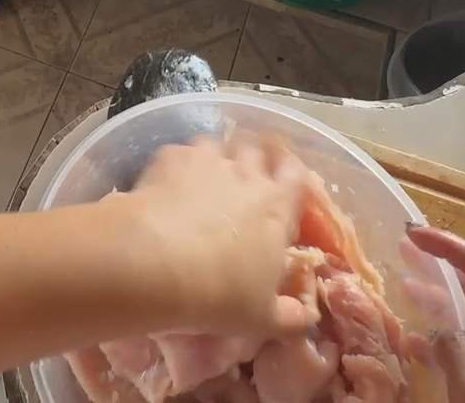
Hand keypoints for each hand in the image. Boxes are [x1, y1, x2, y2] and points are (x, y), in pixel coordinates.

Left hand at [115, 137, 316, 337]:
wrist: (157, 260)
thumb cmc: (219, 293)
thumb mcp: (262, 318)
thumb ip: (291, 315)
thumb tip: (306, 314)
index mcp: (275, 207)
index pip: (294, 175)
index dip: (290, 176)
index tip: (283, 185)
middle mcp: (245, 174)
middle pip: (256, 151)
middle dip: (252, 162)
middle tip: (242, 182)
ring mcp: (207, 159)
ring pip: (218, 145)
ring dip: (216, 158)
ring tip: (204, 179)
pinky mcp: (172, 155)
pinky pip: (183, 151)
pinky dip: (181, 163)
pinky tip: (170, 183)